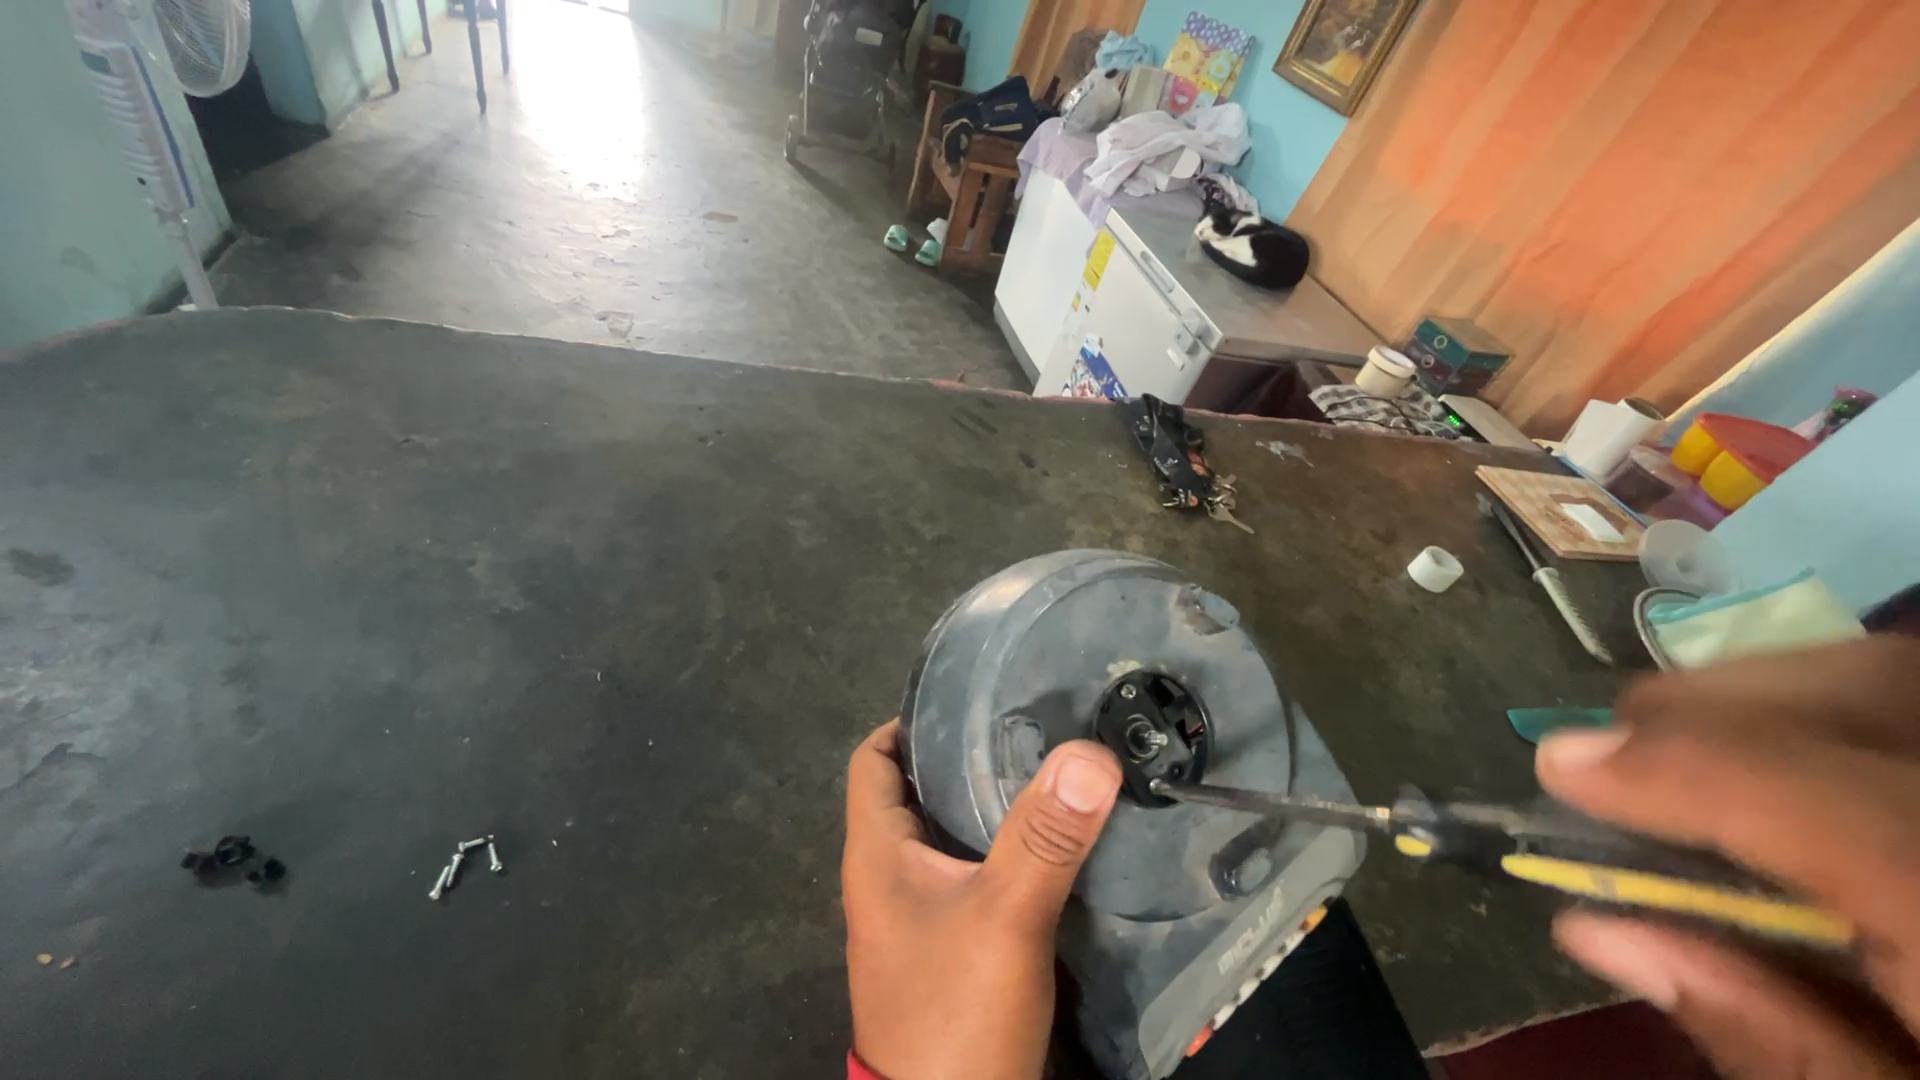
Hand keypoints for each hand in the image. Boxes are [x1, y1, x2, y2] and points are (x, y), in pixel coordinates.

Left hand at [842, 720, 1121, 1079]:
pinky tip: (1050, 843)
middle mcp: (888, 876)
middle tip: (1026, 723)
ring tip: (1046, 770)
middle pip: (915, 791)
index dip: (909, 722)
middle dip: (962, 756)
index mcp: (876, 855)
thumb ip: (1044, 837)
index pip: (874, 760)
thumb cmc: (955, 1013)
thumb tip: (1087, 753)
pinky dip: (1001, 849)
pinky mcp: (949, 945)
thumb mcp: (1003, 916)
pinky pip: (971, 874)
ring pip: (947, 835)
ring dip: (986, 804)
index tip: (968, 699)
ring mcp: (917, 915)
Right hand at [1536, 636, 1919, 1077]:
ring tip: (1699, 758)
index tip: (1564, 768)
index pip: (1830, 801)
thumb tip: (1595, 930)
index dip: (1675, 768)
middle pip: (1884, 694)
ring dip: (1775, 700)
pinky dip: (1851, 710)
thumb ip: (1774, 1042)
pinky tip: (1806, 775)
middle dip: (1713, 711)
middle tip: (1618, 757)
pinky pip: (1912, 703)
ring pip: (1904, 674)